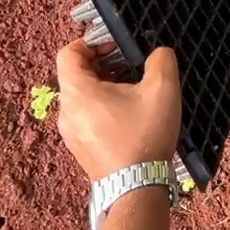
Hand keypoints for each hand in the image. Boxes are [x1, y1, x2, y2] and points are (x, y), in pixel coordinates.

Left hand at [54, 39, 181, 180]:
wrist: (136, 189)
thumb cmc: (144, 135)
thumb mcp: (163, 87)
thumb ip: (160, 58)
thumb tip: (155, 54)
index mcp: (78, 93)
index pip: (68, 52)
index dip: (92, 41)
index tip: (118, 46)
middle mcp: (67, 111)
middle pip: (77, 72)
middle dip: (104, 61)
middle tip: (132, 65)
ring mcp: (71, 131)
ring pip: (83, 93)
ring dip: (107, 82)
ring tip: (136, 87)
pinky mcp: (81, 145)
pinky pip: (87, 112)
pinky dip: (105, 102)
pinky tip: (131, 110)